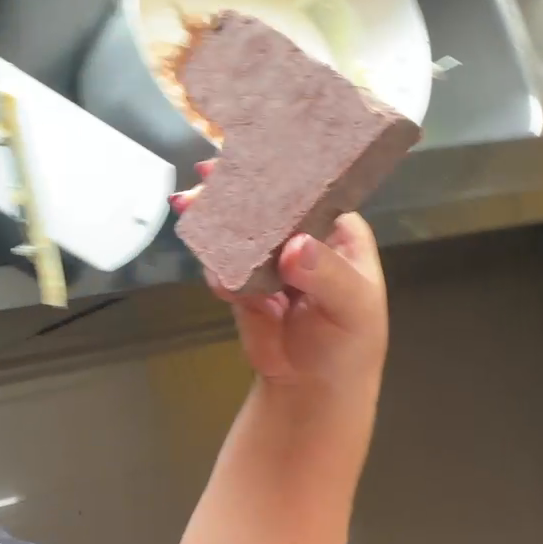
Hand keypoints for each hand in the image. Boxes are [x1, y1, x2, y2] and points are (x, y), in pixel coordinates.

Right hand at [179, 163, 388, 392]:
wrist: (311, 390)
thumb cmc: (349, 344)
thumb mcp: (353, 307)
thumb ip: (325, 274)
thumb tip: (294, 246)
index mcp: (335, 231)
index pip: (310, 190)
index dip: (282, 172)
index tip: (254, 153)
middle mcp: (299, 238)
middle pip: (264, 205)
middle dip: (235, 188)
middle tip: (206, 173)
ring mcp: (267, 261)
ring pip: (237, 232)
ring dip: (213, 219)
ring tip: (188, 205)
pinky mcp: (241, 284)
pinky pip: (222, 267)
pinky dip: (213, 265)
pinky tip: (207, 261)